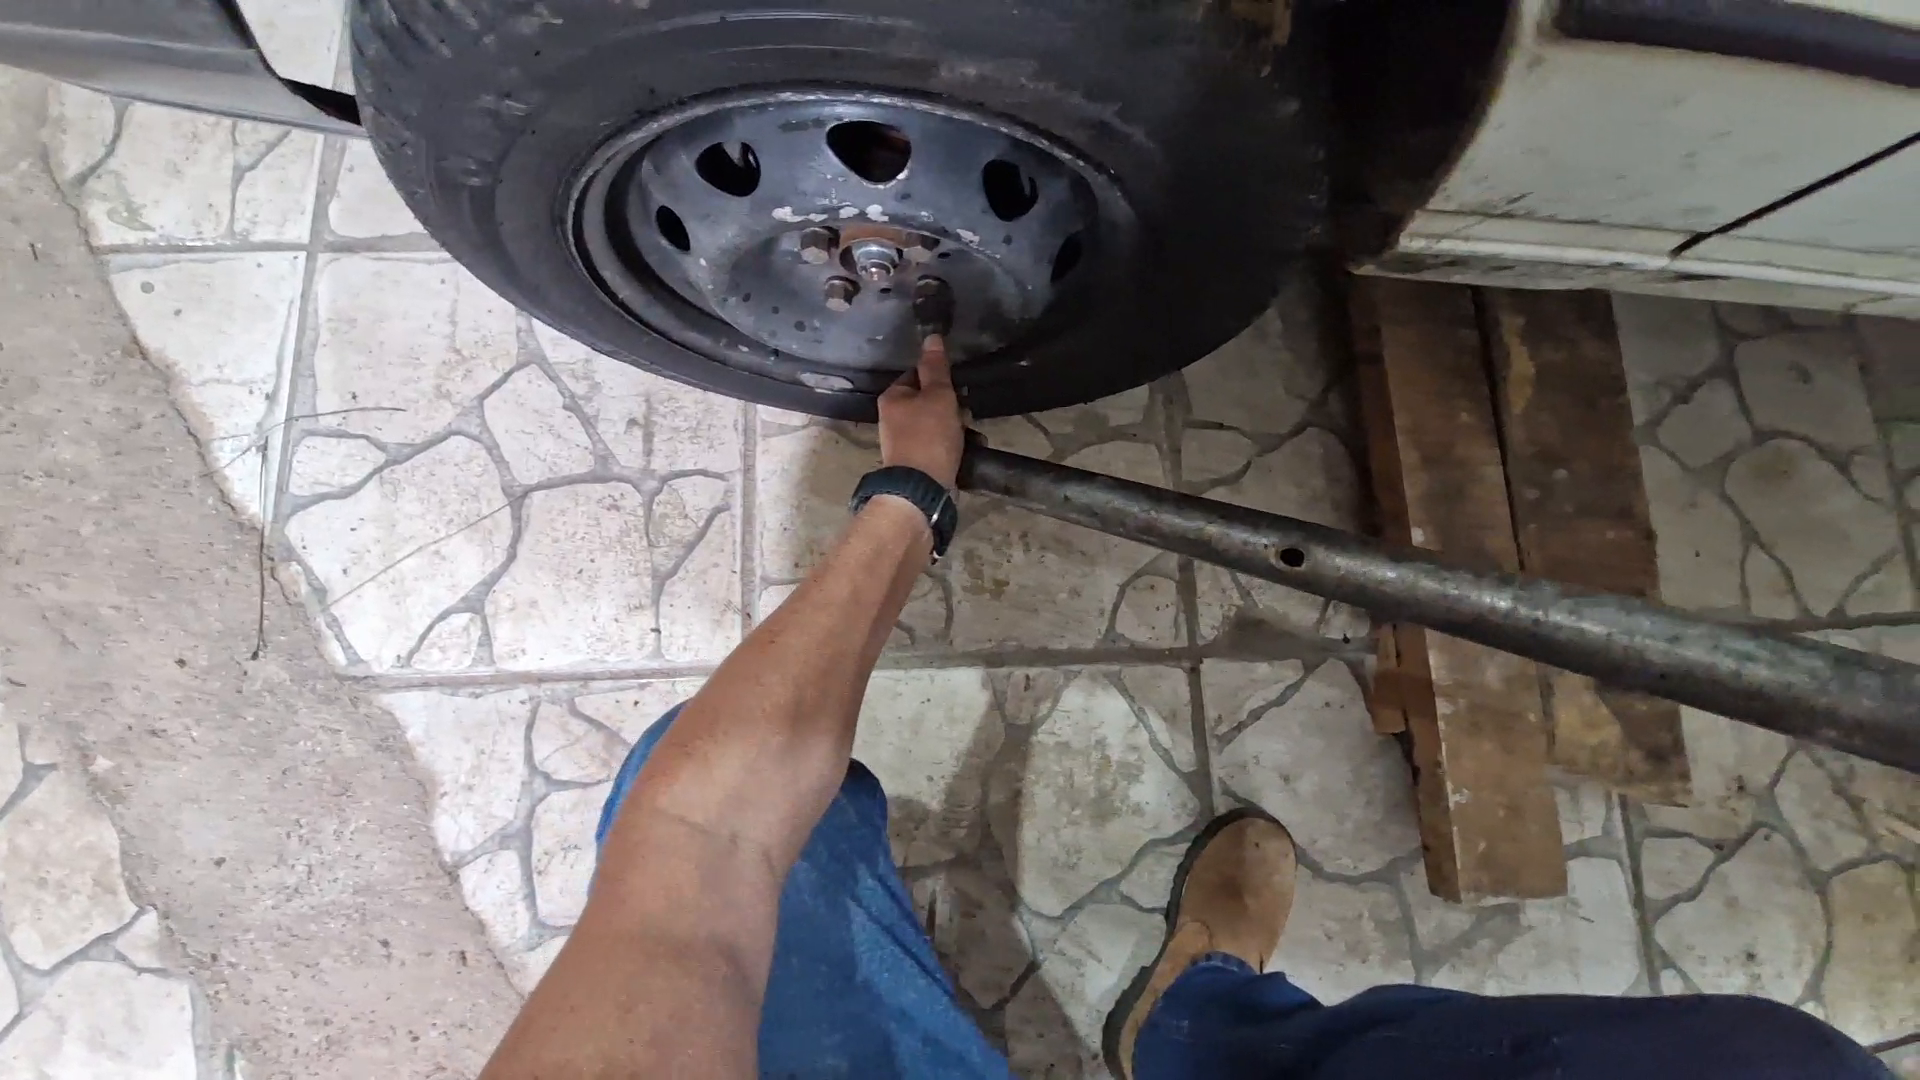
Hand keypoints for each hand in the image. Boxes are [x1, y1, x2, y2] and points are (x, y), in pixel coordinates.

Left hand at [878, 336, 963, 488]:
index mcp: (892, 398)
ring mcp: (904, 442)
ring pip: (937, 424)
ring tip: (972, 434)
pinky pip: (939, 444)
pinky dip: (954, 445)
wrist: (922, 488)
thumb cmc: (929, 436)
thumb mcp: (938, 396)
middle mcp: (893, 418)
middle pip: (929, 401)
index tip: (957, 387)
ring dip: (958, 426)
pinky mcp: (916, 461)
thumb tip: (932, 337)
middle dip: (953, 406)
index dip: (940, 378)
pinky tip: (970, 448)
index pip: (917, 375)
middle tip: (967, 414)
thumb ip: (936, 368)